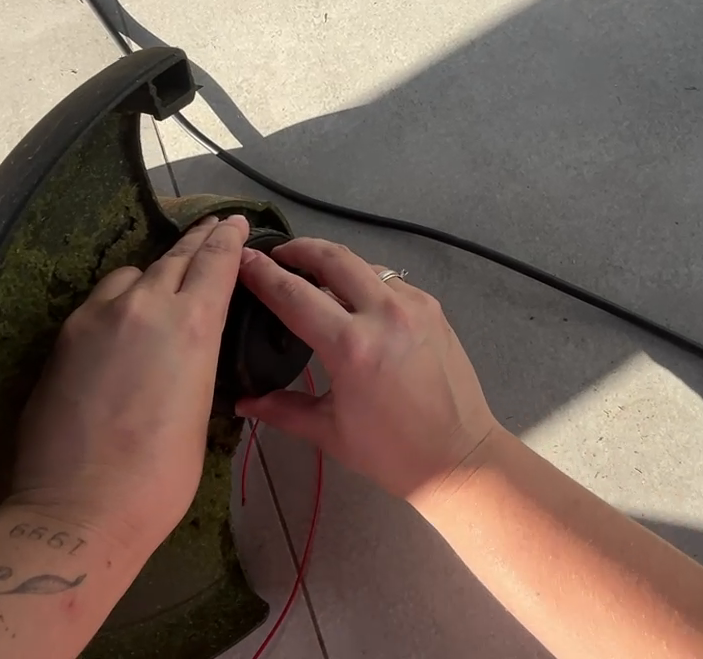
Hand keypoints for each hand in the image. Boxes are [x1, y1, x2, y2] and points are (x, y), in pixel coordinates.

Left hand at [9, 214, 249, 548]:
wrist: (79, 509)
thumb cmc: (163, 473)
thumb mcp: (203, 401)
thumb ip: (198, 353)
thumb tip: (189, 342)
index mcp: (193, 322)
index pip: (217, 260)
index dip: (230, 236)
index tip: (237, 222)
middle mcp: (146, 304)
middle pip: (177, 255)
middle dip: (199, 240)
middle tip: (214, 227)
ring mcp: (98, 316)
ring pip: (134, 273)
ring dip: (155, 272)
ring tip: (164, 281)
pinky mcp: (64, 337)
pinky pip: (101, 300)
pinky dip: (121, 298)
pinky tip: (123, 318)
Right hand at [235, 239, 503, 505]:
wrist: (460, 455)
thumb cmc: (391, 452)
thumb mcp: (330, 432)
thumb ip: (283, 410)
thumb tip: (242, 402)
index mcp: (352, 346)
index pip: (295, 295)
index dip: (263, 275)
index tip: (242, 259)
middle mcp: (384, 313)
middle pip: (333, 258)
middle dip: (300, 248)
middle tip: (277, 252)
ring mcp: (413, 304)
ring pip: (364, 265)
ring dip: (334, 262)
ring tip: (311, 272)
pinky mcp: (432, 306)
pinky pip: (390, 281)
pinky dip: (365, 280)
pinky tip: (353, 295)